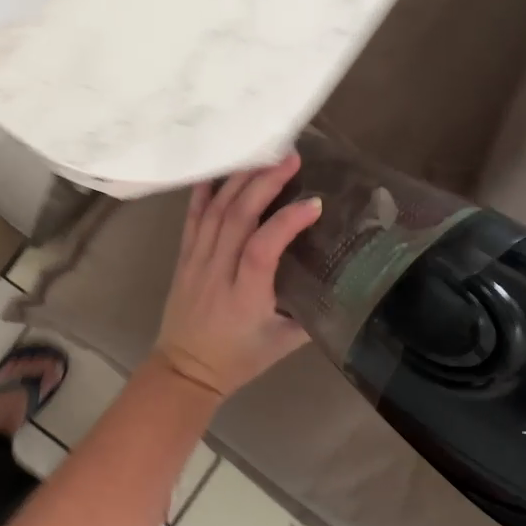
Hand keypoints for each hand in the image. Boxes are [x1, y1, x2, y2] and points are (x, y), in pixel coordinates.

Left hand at [152, 152, 321, 399]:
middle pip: (236, 219)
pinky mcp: (183, 258)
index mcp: (244, 297)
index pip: (261, 250)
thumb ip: (310, 312)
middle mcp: (217, 273)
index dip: (286, 222)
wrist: (184, 369)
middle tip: (291, 158)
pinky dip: (203, 193)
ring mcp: (196, 262)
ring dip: (239, 181)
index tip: (314, 203)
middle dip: (263, 183)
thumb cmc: (238, 359)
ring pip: (214, 212)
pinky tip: (217, 172)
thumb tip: (342, 278)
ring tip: (264, 157)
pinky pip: (192, 219)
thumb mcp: (283, 344)